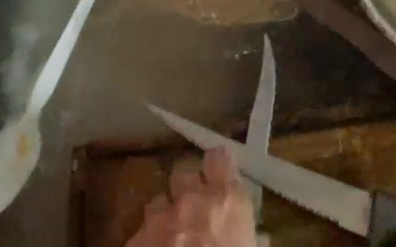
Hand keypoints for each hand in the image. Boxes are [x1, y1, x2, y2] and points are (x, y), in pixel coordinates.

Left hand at [124, 148, 258, 246]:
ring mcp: (159, 218)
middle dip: (186, 185)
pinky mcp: (133, 240)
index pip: (219, 158)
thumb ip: (253, 240)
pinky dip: (147, 241)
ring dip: (165, 214)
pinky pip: (140, 231)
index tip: (218, 173)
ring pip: (158, 200)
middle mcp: (192, 199)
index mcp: (227, 200)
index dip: (217, 165)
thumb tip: (261, 238)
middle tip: (193, 205)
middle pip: (183, 171)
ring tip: (171, 235)